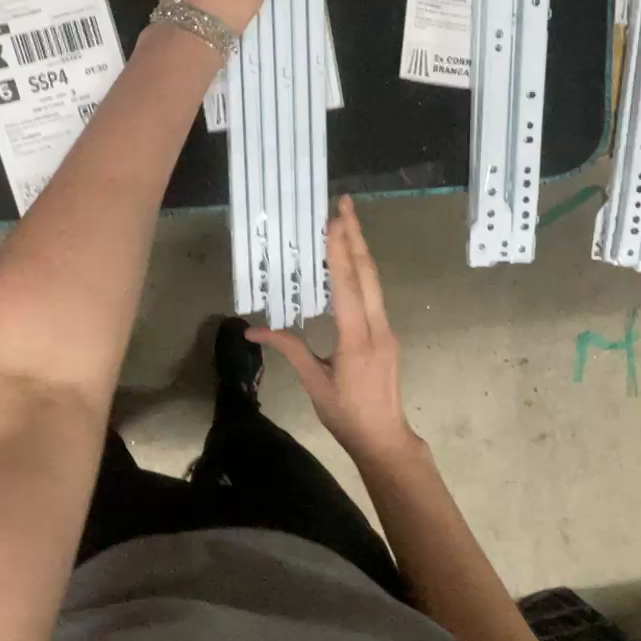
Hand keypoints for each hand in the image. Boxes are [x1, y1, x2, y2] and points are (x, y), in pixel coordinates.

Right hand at [250, 197, 422, 463]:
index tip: (334, 221)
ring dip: (361, 251)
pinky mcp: (387, 335)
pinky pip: (375, 296)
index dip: (340, 252)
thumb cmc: (346, 414)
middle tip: (345, 203)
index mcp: (358, 340)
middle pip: (368, 274)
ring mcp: (387, 330)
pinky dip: (363, 272)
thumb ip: (289, 349)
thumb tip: (253, 329)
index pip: (348, 287)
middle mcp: (377, 328)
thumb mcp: (314, 383)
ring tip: (349, 222)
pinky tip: (353, 262)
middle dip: (356, 236)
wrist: (384, 437)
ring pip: (375, 282)